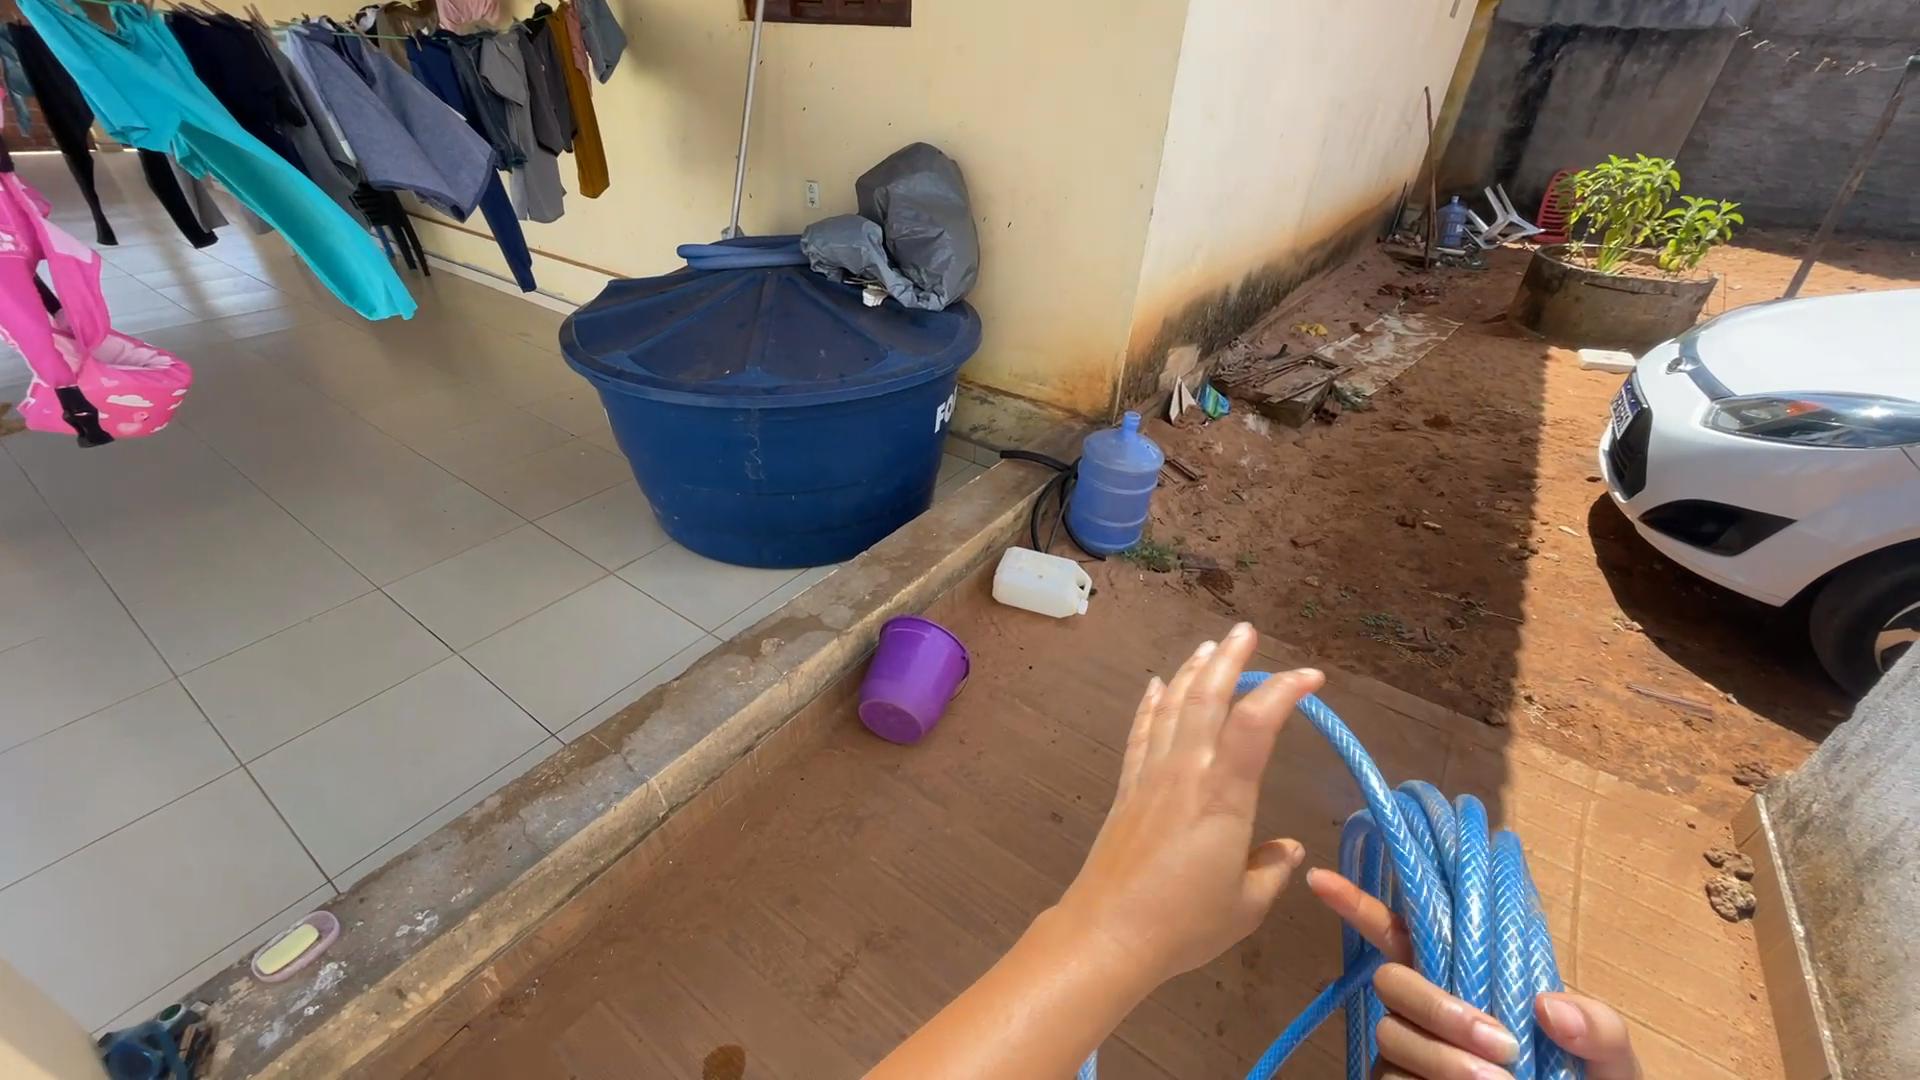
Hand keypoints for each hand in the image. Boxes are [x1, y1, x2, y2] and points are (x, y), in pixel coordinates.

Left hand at [1053, 624, 1323, 985]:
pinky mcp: (1127, 785)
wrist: (1109, 930)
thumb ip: (1270, 870)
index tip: (1309, 676)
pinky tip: (1157, 685)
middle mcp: (1186, 772)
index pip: (1256, 726)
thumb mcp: (1245, 905)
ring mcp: (1151, 774)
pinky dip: (1151, 704)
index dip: (1282, 692)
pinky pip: (1141, 732)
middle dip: (1228, 660)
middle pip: (1206, 700)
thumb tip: (1288, 848)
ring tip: (1208, 646)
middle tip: (1245, 631)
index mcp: (1224, 797)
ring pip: (1172, 707)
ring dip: (1191, 672)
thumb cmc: (1184, 923)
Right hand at [1308, 869, 1643, 1079]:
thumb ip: (1597, 1027)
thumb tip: (1547, 1007)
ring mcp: (1407, 1052)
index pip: (1394, 931)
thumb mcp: (1610, 1059)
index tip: (1318, 877)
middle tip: (1502, 1046)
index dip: (1354, 902)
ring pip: (1392, 1034)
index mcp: (1457, 977)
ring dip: (1443, 1058)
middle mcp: (1422, 1008)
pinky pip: (1390, 1079)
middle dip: (1438, 1007)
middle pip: (1392, 981)